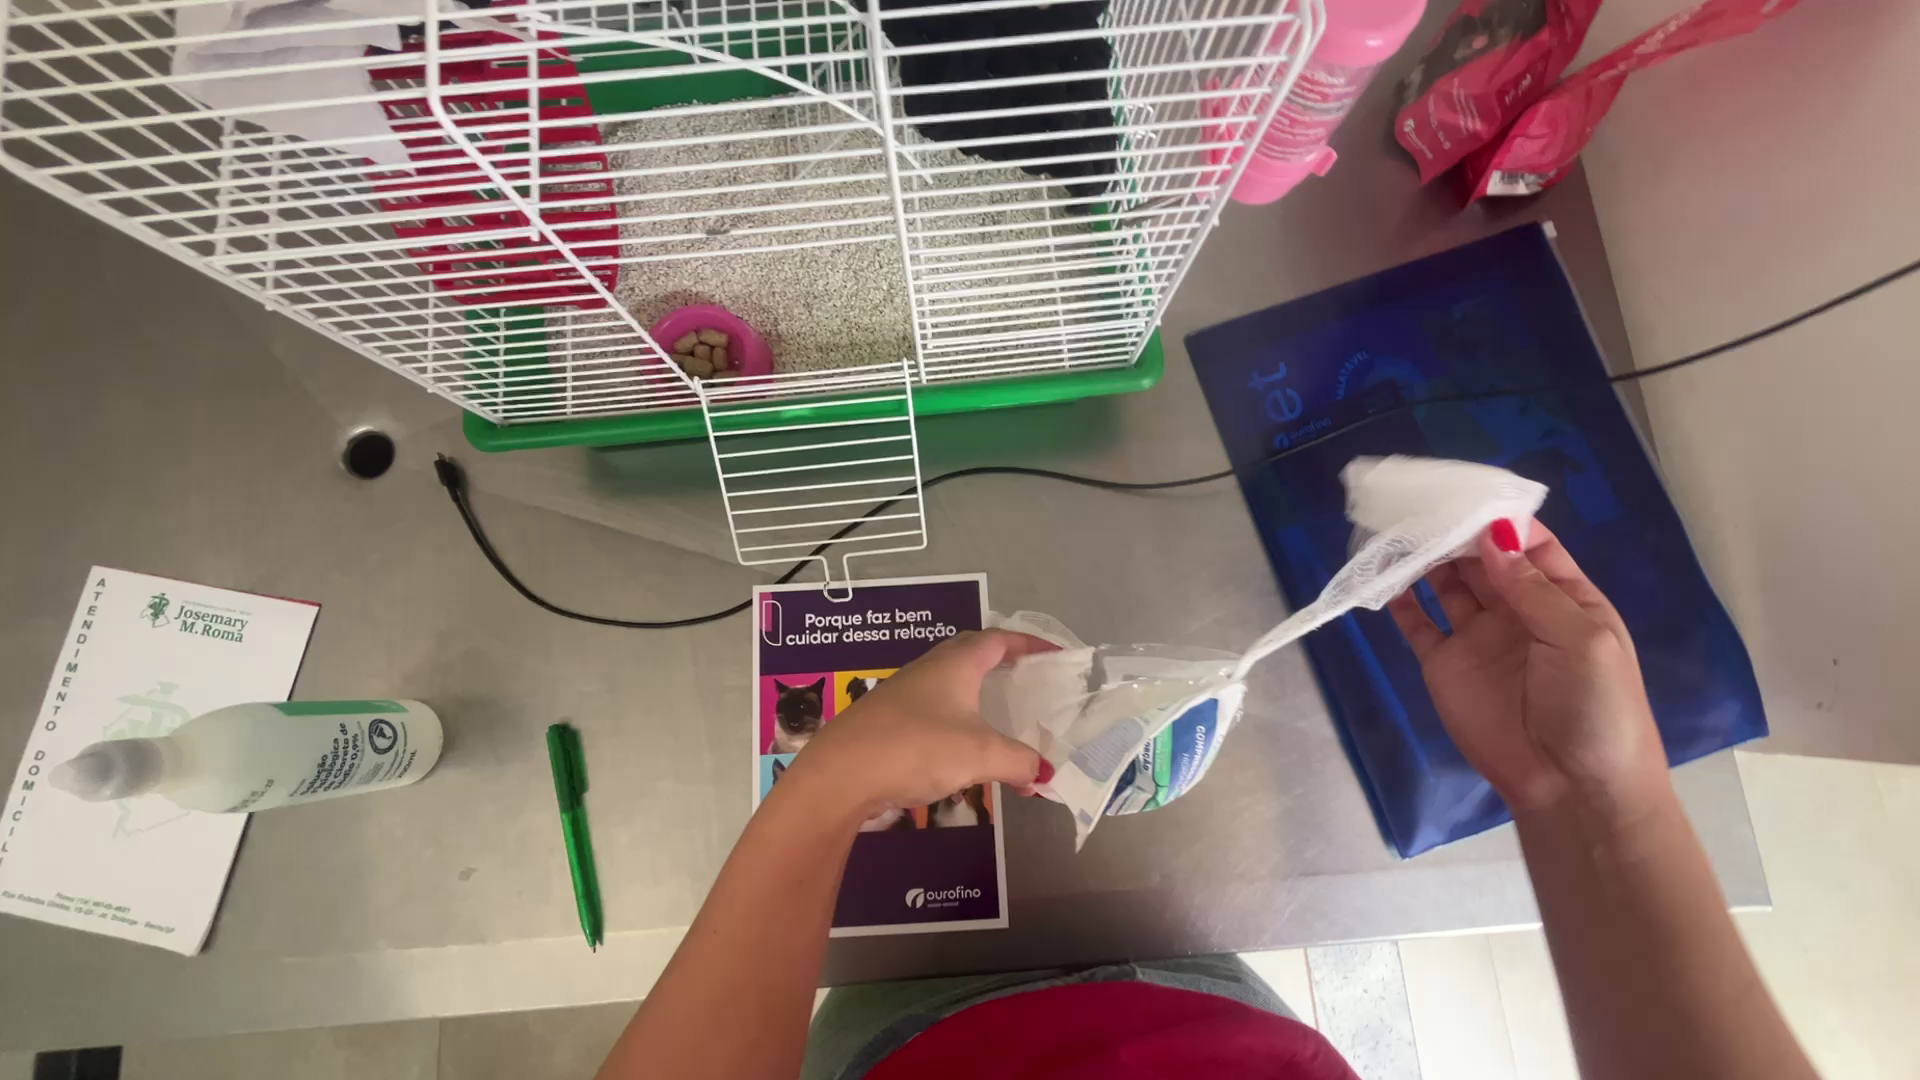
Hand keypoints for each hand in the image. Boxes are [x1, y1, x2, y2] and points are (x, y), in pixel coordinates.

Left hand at [778, 630, 1052, 822]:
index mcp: (955, 663)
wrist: (841, 774)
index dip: (1029, 643)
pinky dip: (959, 728)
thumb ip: (1018, 761)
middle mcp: (929, 670)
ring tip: (1003, 723)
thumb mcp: (980, 754)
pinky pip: (935, 716)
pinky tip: (964, 757)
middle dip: (1003, 665)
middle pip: (972, 655)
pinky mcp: (888, 724)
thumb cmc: (917, 748)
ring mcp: (904, 696)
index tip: (1055, 654)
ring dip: (980, 701)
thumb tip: (1044, 773)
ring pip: (952, 688)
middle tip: (1029, 681)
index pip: (998, 640)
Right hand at [1386, 519, 1669, 819]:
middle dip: (1455, 534)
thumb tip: (1492, 537)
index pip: (1530, 547)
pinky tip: (1384, 577)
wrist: (1569, 786)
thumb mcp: (1583, 641)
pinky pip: (1416, 622)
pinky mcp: (1442, 662)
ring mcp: (1476, 636)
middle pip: (1482, 560)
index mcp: (1563, 601)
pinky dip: (1399, 599)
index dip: (1500, 521)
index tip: (1466, 497)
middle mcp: (1517, 612)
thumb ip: (1534, 590)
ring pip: (1446, 584)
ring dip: (1425, 559)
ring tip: (1397, 533)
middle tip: (1420, 509)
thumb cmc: (1596, 709)